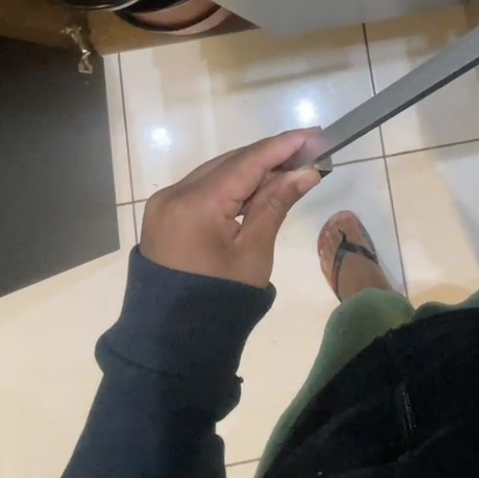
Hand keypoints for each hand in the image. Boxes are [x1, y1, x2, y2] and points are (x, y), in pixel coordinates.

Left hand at [139, 130, 322, 287]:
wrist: (172, 343)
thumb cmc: (220, 300)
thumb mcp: (254, 252)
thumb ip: (277, 203)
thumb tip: (307, 171)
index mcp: (196, 204)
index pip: (247, 163)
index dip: (283, 146)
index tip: (314, 134)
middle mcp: (174, 194)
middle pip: (231, 162)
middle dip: (270, 155)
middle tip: (309, 150)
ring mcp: (165, 203)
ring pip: (217, 171)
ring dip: (252, 168)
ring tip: (290, 166)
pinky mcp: (164, 213)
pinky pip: (203, 186)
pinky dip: (232, 183)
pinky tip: (259, 185)